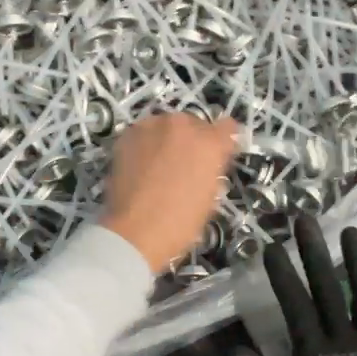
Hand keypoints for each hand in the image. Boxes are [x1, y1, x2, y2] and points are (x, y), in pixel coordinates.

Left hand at [100, 113, 237, 273]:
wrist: (136, 231)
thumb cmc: (181, 222)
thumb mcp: (210, 196)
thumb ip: (212, 169)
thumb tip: (206, 163)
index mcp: (210, 143)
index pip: (228, 128)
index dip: (222, 143)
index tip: (217, 157)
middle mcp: (184, 125)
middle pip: (194, 124)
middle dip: (192, 141)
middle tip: (183, 165)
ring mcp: (153, 126)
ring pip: (166, 126)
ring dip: (167, 140)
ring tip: (158, 166)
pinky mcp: (128, 134)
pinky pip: (144, 133)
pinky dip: (145, 145)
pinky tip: (140, 166)